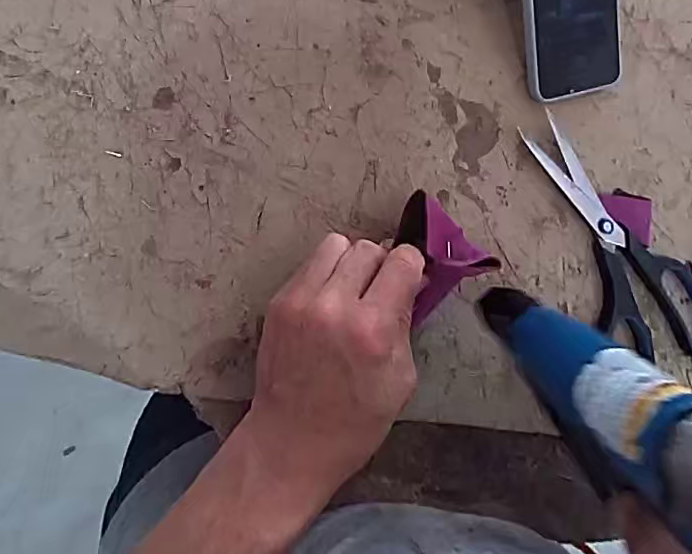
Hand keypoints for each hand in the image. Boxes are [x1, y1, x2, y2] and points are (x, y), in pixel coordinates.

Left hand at [243, 233, 425, 500]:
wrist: (287, 447)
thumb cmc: (353, 422)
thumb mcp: (401, 377)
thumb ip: (407, 319)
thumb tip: (413, 279)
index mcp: (371, 329)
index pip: (403, 259)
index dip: (412, 267)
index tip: (410, 281)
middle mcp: (334, 306)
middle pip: (370, 247)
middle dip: (382, 265)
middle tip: (380, 292)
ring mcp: (301, 302)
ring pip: (339, 244)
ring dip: (352, 262)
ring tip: (352, 292)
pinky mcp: (279, 302)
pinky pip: (313, 263)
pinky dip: (327, 273)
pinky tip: (329, 303)